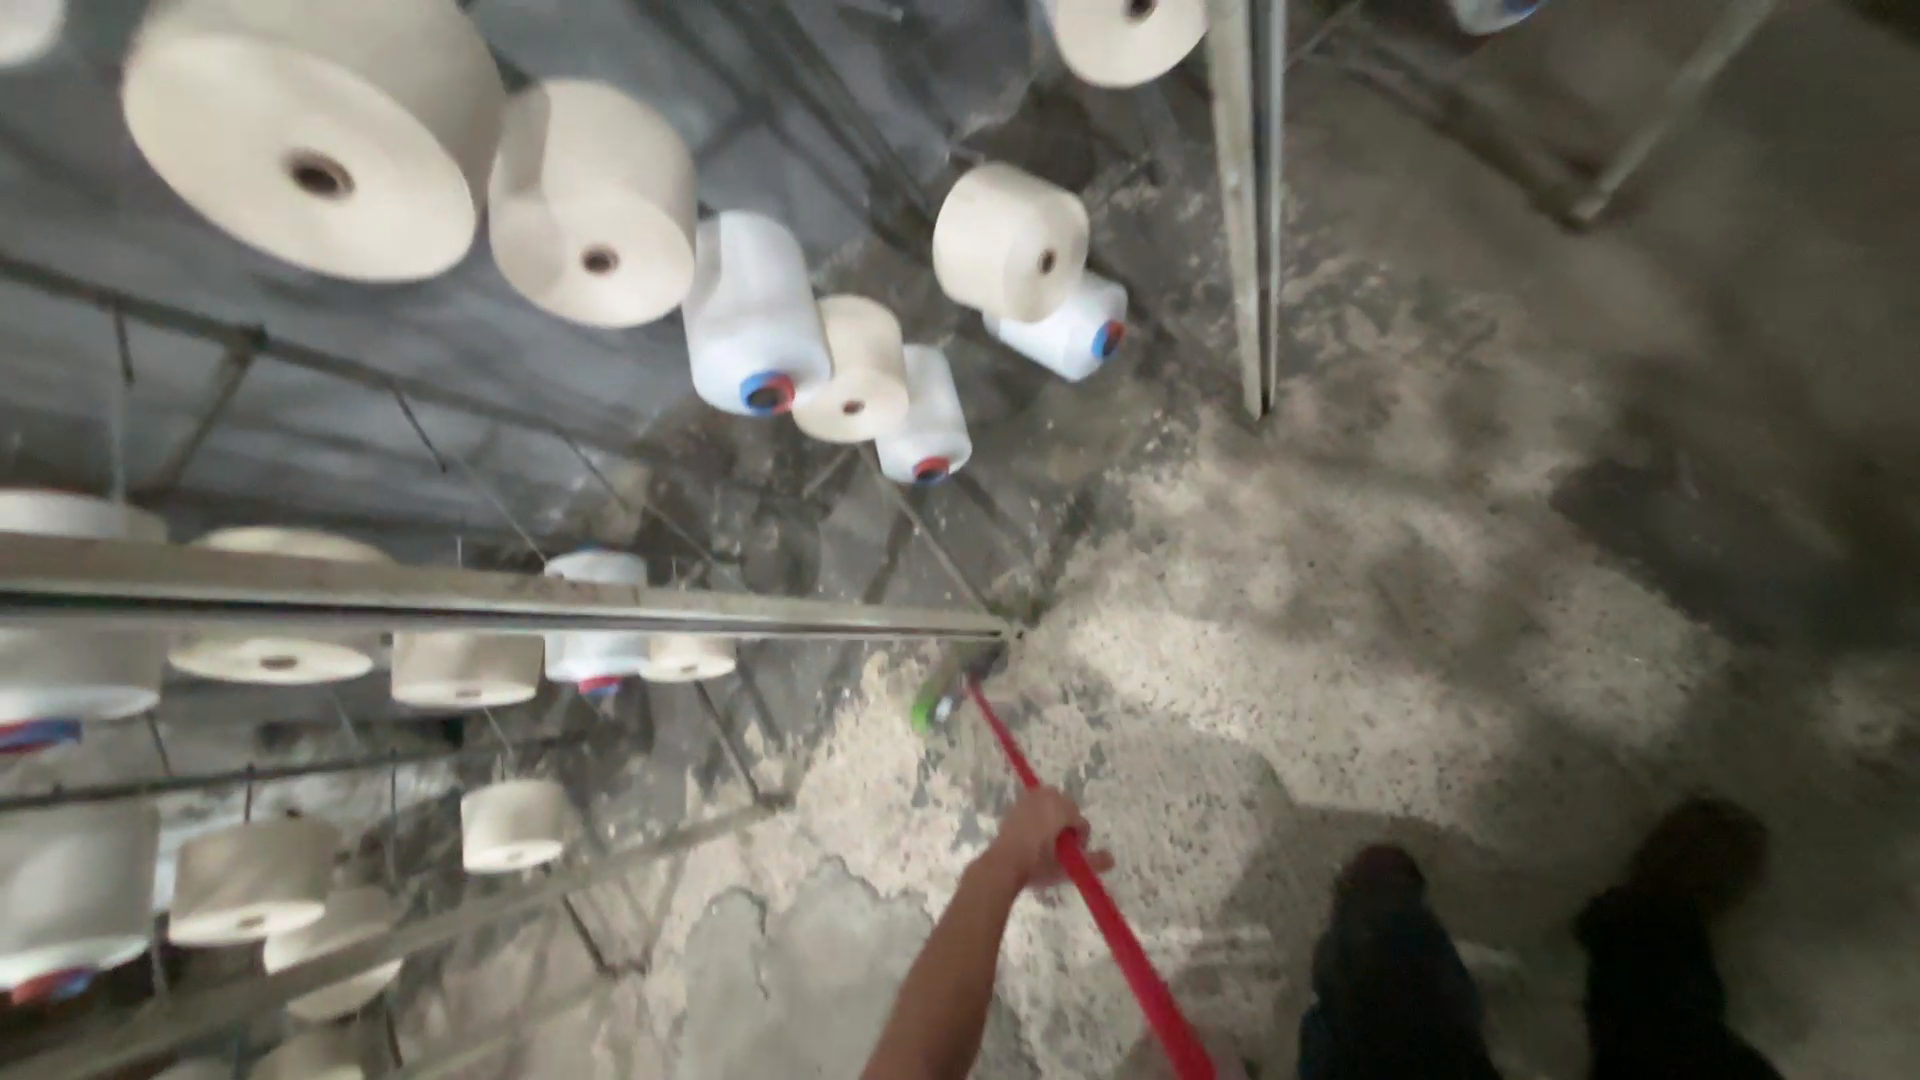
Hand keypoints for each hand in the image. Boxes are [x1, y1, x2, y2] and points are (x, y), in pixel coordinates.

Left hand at [985, 785, 1115, 889]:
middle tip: (1062, 844)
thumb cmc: (1037, 864)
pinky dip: (1038, 814)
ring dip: (1054, 814)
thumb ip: (1092, 862)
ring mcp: (1028, 799)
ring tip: (1049, 837)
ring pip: (1050, 800)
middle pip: (1066, 805)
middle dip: (1068, 821)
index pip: (1080, 821)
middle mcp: (1045, 798)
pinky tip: (1033, 834)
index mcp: (1060, 809)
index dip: (1080, 838)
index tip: (1072, 854)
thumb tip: (1113, 859)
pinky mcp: (1015, 805)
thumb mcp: (1067, 867)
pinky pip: (1033, 804)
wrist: (1003, 864)